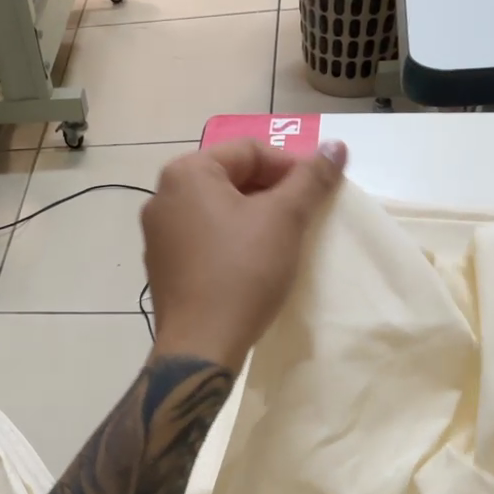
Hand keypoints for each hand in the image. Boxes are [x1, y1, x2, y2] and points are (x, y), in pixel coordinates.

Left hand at [141, 138, 348, 370]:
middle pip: (230, 181)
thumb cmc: (242, 273)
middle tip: (302, 219)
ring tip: (281, 244)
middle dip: (270, 195)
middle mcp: (161, 198)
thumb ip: (311, 179)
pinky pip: (202, 244)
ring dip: (251, 221)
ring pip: (216, 214)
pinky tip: (251, 268)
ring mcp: (157, 238)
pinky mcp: (162, 271)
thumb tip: (336, 147)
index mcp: (186, 174)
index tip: (317, 194)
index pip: (249, 152)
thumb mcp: (285, 219)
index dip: (291, 168)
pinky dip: (229, 246)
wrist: (200, 346)